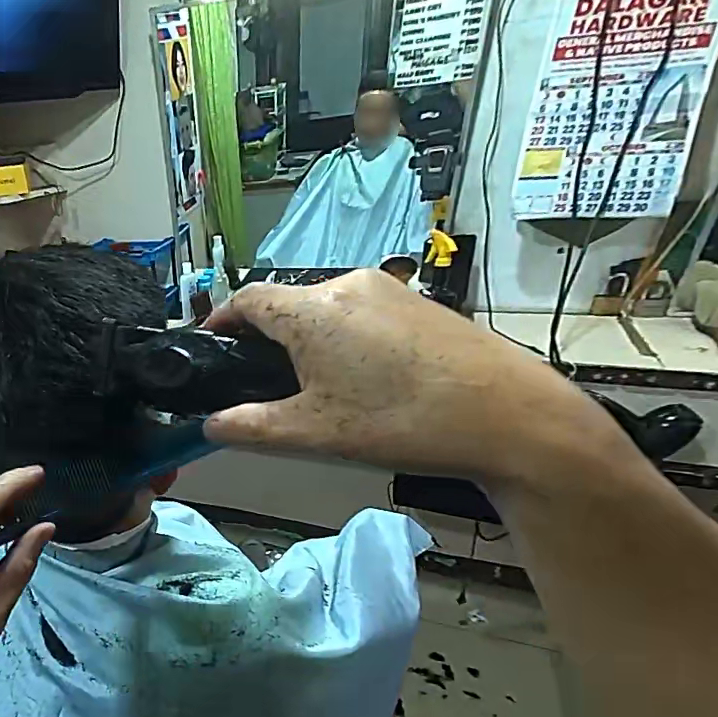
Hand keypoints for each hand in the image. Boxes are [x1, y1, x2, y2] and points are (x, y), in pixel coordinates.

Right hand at [201, 270, 625, 486]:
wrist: (505, 414)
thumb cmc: (400, 421)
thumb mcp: (315, 433)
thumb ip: (252, 428)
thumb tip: (212, 425)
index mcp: (311, 308)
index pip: (246, 299)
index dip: (221, 320)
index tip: (213, 346)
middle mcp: (347, 283)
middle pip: (288, 304)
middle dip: (269, 338)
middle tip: (267, 383)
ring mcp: (389, 289)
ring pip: (328, 308)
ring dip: (310, 339)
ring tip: (320, 386)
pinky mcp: (420, 302)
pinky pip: (365, 313)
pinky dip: (348, 338)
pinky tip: (367, 376)